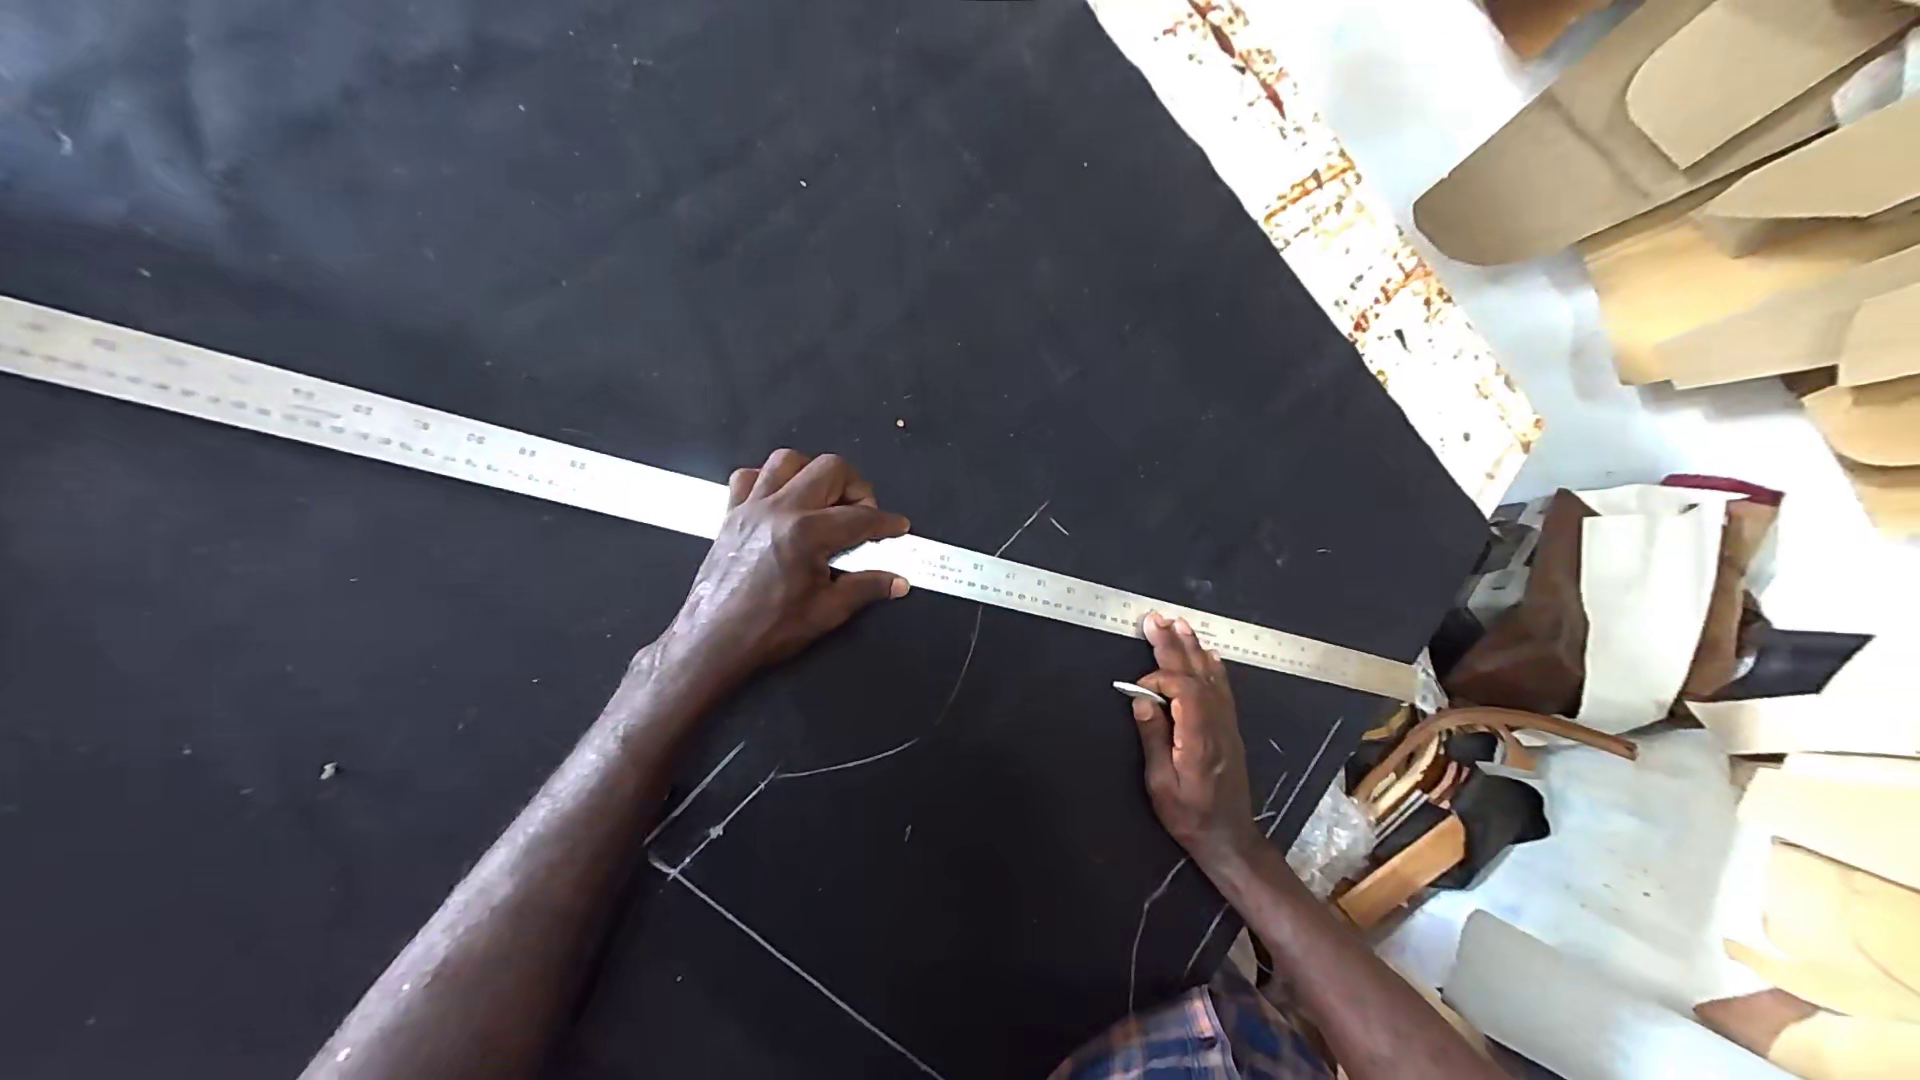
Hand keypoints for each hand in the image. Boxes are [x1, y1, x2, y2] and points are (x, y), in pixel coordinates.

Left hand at [659, 449, 910, 687]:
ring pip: (789, 460)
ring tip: (827, 500)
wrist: (714, 643)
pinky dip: (769, 478)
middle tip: (864, 514)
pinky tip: (783, 499)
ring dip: (814, 473)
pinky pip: (749, 476)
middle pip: (831, 469)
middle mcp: (778, 511)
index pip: (860, 517)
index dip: (887, 522)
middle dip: (857, 487)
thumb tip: (895, 581)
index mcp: (805, 534)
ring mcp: (752, 508)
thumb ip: (867, 588)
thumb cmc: (764, 630)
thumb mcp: (828, 611)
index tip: (896, 527)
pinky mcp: (732, 515)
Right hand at [1131, 613, 1258, 872]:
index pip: (1184, 690)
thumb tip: (1141, 699)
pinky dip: (1213, 668)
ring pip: (1211, 678)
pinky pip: (1223, 690)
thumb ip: (1153, 738)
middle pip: (1196, 675)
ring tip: (1178, 624)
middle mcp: (1217, 724)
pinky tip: (1207, 654)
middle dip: (1173, 645)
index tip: (1138, 686)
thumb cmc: (1189, 815)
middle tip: (1155, 619)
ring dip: (1193, 648)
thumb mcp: (1160, 784)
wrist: (1230, 838)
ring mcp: (1227, 725)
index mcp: (1198, 738)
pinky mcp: (1229, 729)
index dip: (1160, 677)